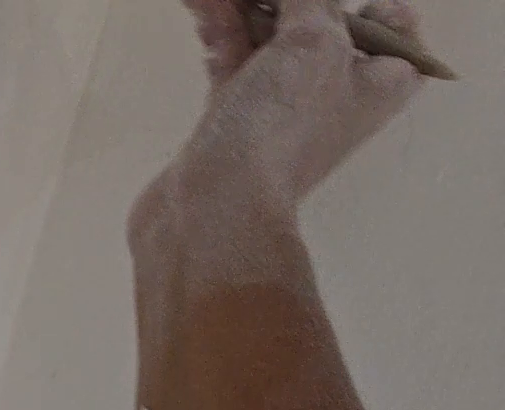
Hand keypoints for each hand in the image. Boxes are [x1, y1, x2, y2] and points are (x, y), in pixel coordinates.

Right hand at [178, 0, 423, 204]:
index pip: (380, 14)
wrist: (211, 209)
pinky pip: (232, 70)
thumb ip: (311, 1)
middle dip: (276, 3)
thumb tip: (300, 0)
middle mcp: (338, 93)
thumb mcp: (311, 42)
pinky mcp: (232, 127)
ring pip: (264, 45)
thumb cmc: (277, 128)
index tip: (303, 0)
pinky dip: (220, 41)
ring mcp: (280, 112)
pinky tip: (203, 15)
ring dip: (238, 13)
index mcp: (386, 75)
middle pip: (315, 24)